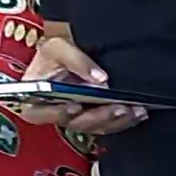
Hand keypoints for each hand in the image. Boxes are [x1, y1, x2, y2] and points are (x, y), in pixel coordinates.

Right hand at [19, 36, 147, 135]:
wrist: (70, 59)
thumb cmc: (56, 54)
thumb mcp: (58, 48)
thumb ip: (75, 60)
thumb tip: (101, 79)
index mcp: (35, 99)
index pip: (39, 113)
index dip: (57, 112)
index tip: (75, 106)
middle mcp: (57, 114)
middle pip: (78, 123)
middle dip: (100, 116)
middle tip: (119, 107)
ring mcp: (78, 120)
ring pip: (98, 127)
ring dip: (119, 120)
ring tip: (136, 110)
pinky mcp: (95, 122)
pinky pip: (111, 126)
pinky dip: (127, 121)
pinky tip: (140, 113)